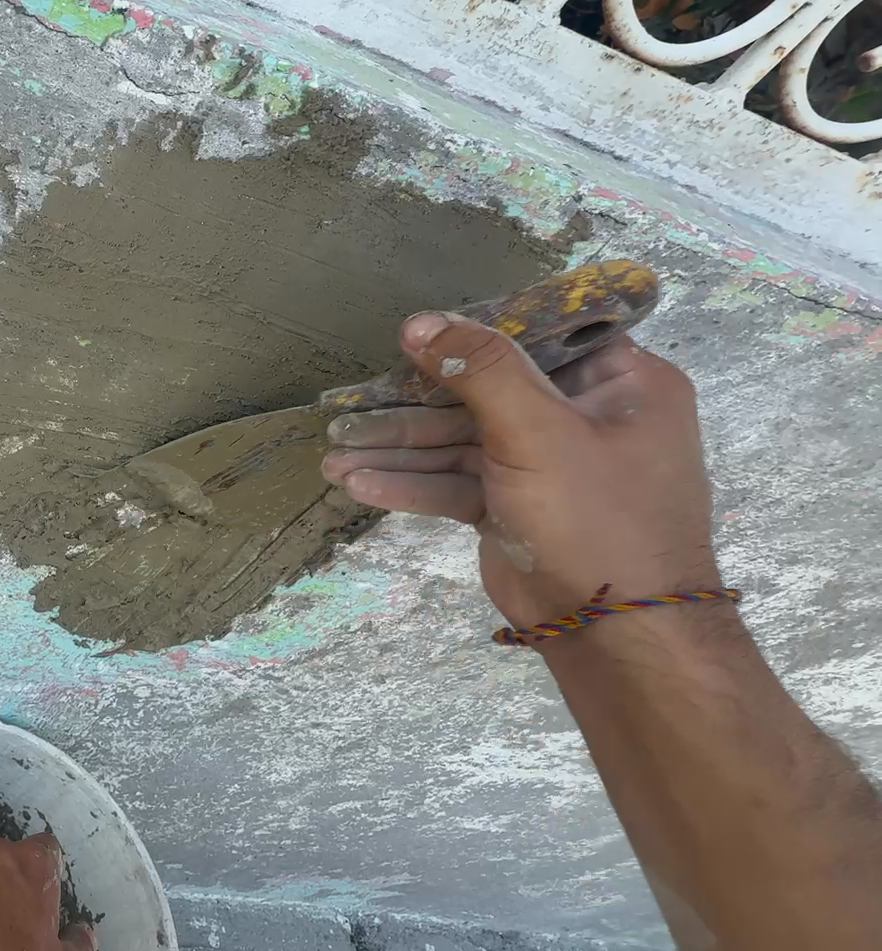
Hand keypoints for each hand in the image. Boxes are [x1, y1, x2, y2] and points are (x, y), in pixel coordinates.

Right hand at [319, 311, 721, 629]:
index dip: (473, 337)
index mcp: (618, 383)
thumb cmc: (594, 516)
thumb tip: (420, 322)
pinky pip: (451, 482)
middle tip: (347, 413)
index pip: (538, 340)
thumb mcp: (537, 433)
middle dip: (407, 411)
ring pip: (454, 444)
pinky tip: (358, 486)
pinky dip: (408, 484)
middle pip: (478, 397)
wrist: (610, 627)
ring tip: (333, 460)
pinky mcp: (506, 503)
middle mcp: (578, 417)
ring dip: (395, 452)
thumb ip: (480, 372)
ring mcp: (538, 464)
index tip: (412, 338)